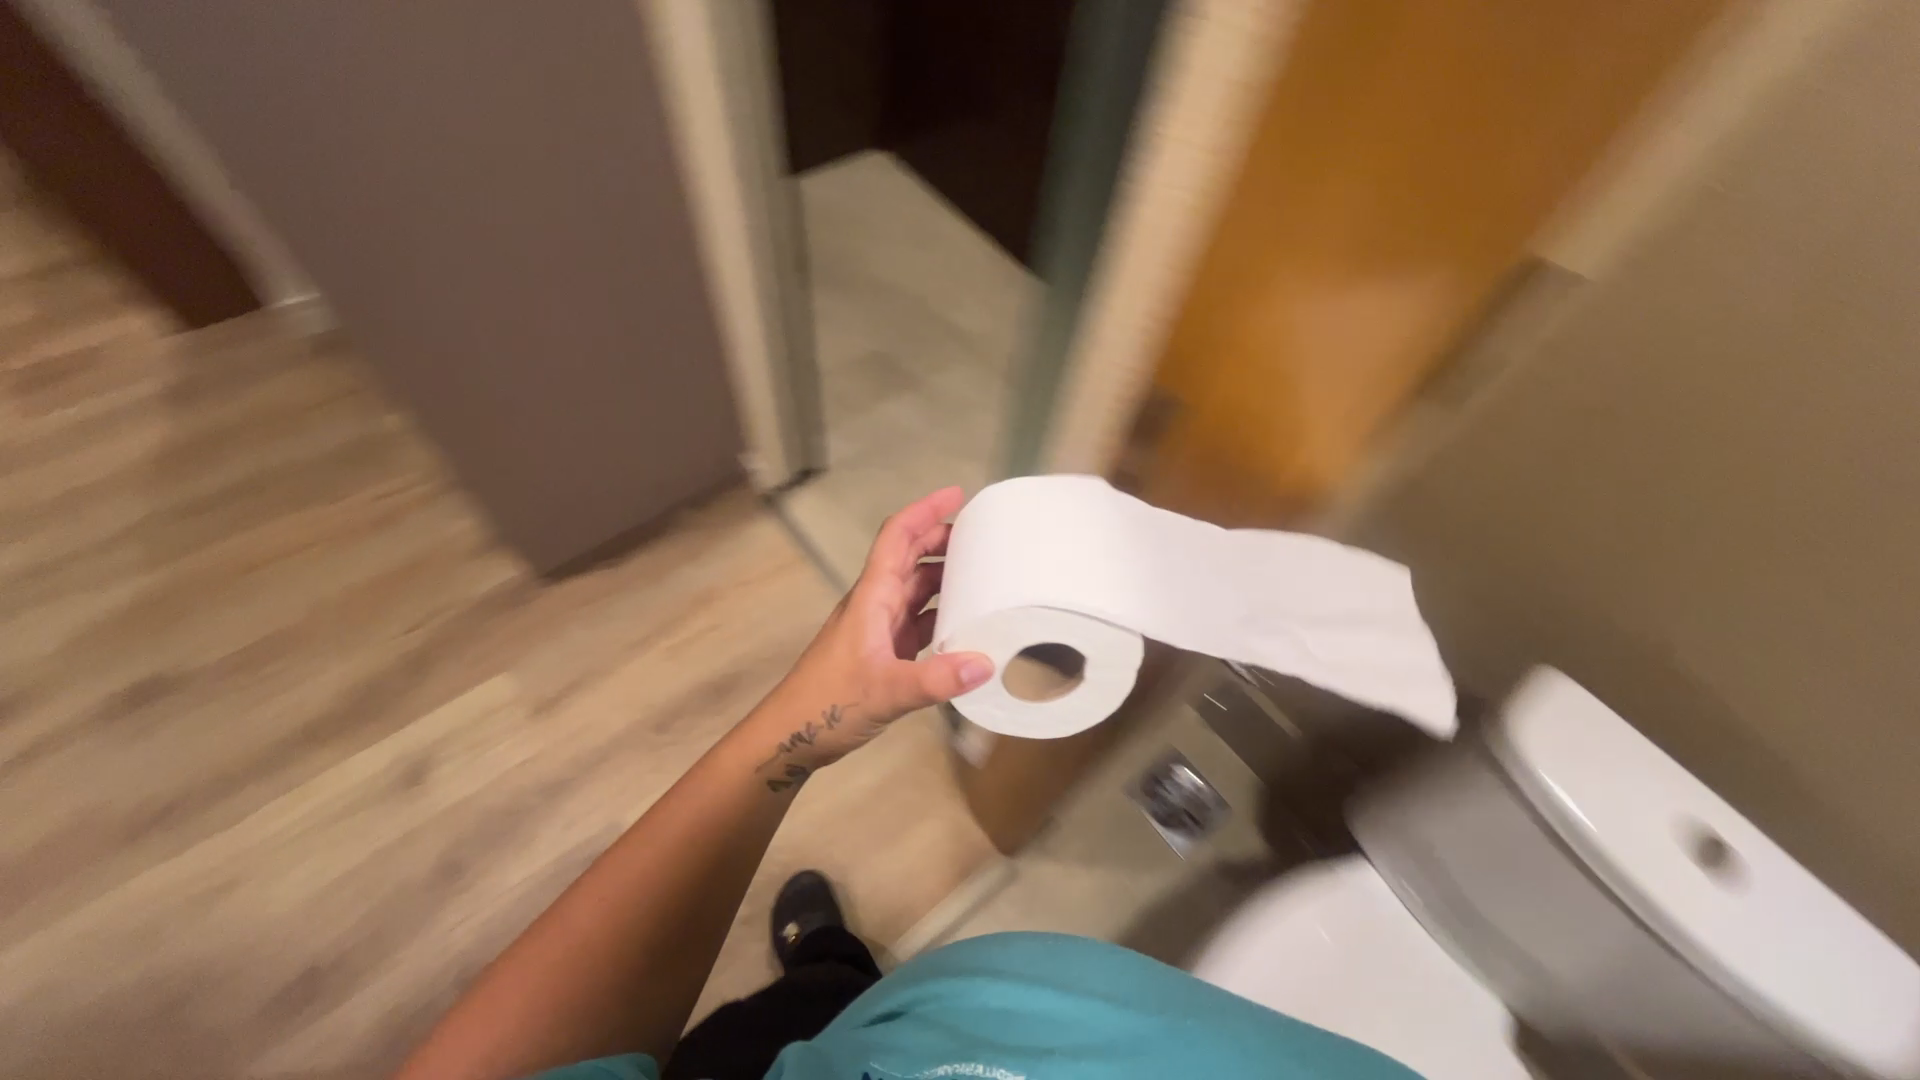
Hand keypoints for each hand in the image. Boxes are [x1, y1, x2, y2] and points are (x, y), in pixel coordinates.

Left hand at [745, 487, 993, 789]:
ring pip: (915, 589)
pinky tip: (967, 624)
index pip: (898, 537)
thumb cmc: (827, 703)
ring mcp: (879, 629)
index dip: (925, 511)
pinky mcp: (884, 653)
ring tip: (985, 574)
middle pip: (910, 556)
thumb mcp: (885, 691)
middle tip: (985, 537)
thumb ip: (935, 679)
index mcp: (872, 597)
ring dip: (945, 576)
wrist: (790, 736)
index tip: (958, 496)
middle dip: (942, 539)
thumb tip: (986, 663)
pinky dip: (942, 615)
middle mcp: (876, 604)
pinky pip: (918, 622)